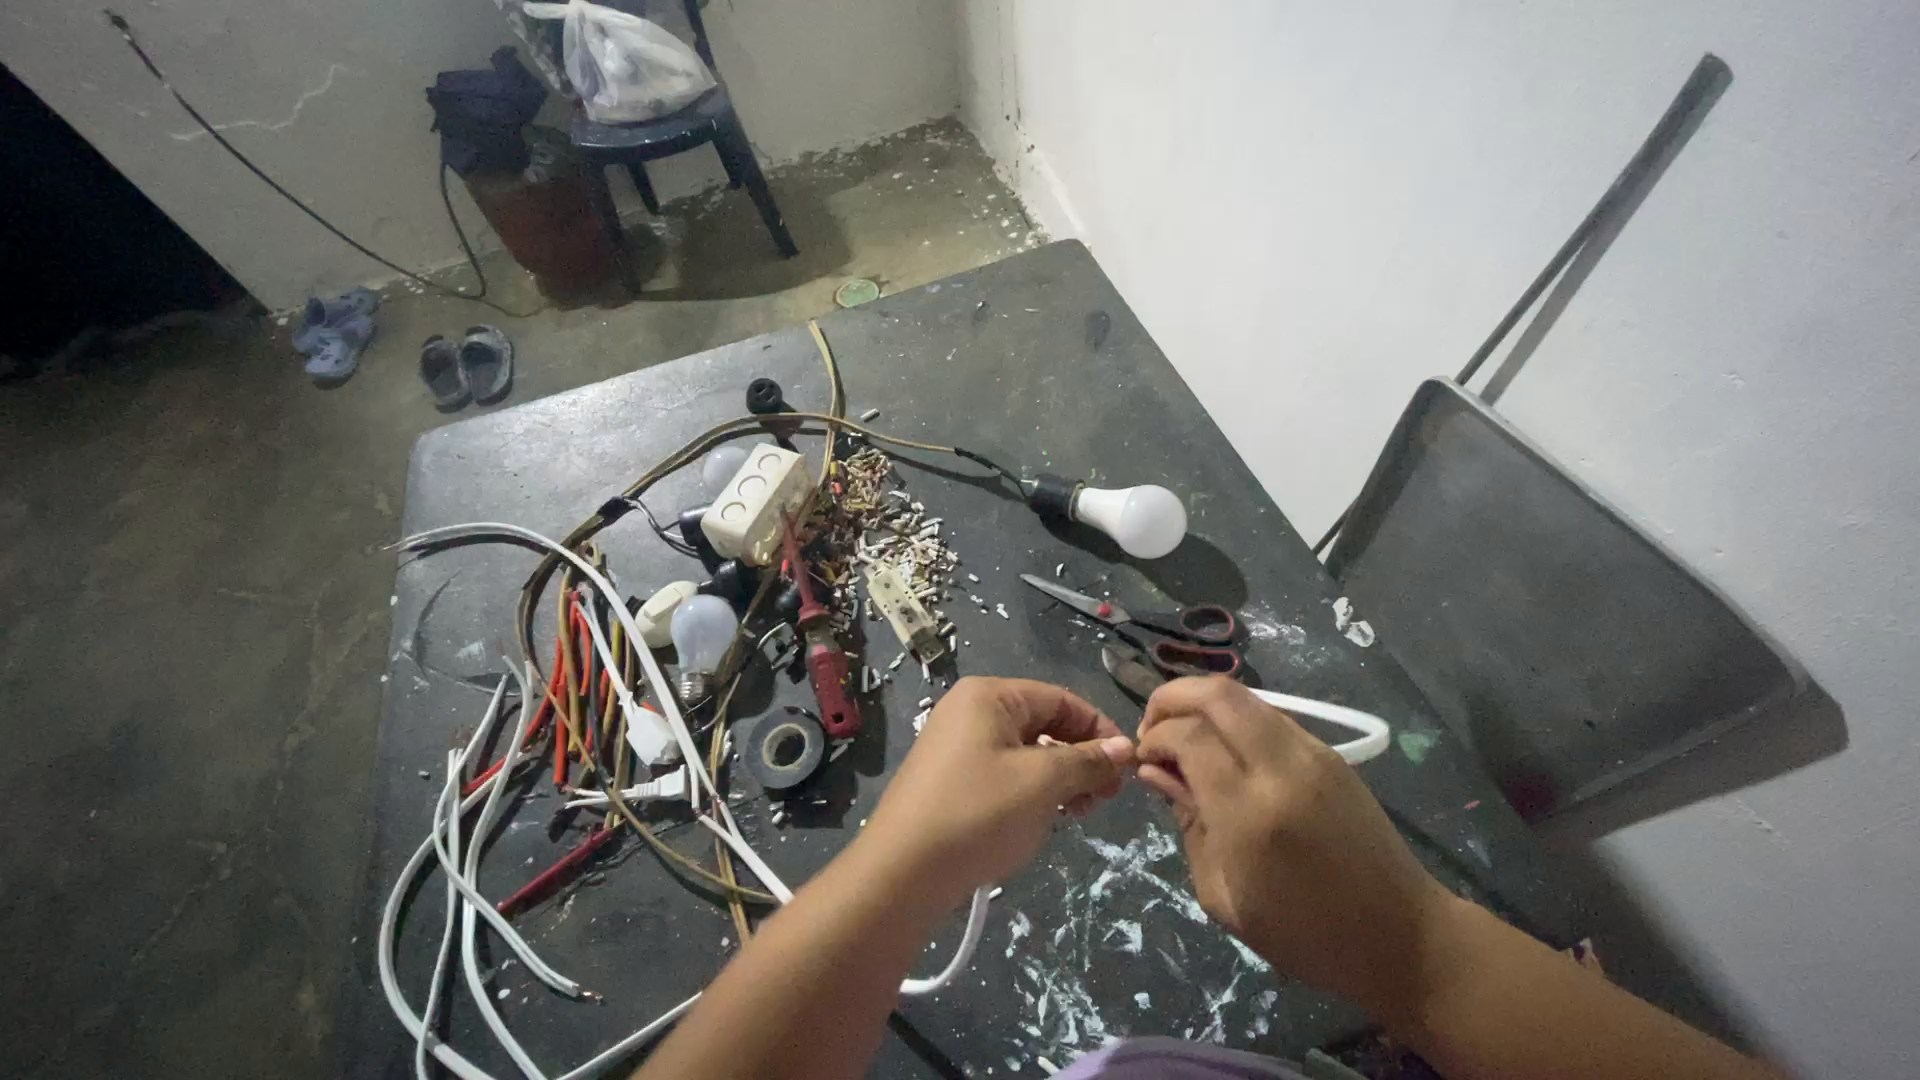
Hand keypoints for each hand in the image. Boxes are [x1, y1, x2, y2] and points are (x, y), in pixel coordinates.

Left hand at [859, 677, 1134, 906]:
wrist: (902, 871)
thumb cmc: (977, 813)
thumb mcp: (1041, 783)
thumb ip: (1087, 761)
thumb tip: (1125, 747)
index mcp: (989, 696)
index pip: (1060, 699)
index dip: (1099, 730)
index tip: (1127, 767)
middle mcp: (970, 711)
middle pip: (1043, 723)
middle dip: (1080, 758)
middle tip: (1105, 798)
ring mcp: (957, 746)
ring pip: (1025, 752)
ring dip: (1059, 778)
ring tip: (1077, 813)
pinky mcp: (951, 779)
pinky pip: (1004, 773)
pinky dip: (1031, 791)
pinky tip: (1044, 819)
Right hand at [1135, 676, 1453, 1021]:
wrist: (1402, 939)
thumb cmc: (1305, 935)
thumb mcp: (1223, 895)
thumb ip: (1187, 822)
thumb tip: (1155, 771)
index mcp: (1250, 813)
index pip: (1188, 736)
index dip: (1155, 737)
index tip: (1144, 759)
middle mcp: (1282, 768)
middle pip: (1216, 694)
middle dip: (1171, 698)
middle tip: (1154, 729)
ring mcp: (1313, 754)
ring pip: (1244, 697)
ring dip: (1203, 705)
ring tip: (1185, 738)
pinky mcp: (1331, 754)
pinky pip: (1269, 716)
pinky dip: (1234, 719)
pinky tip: (1224, 751)